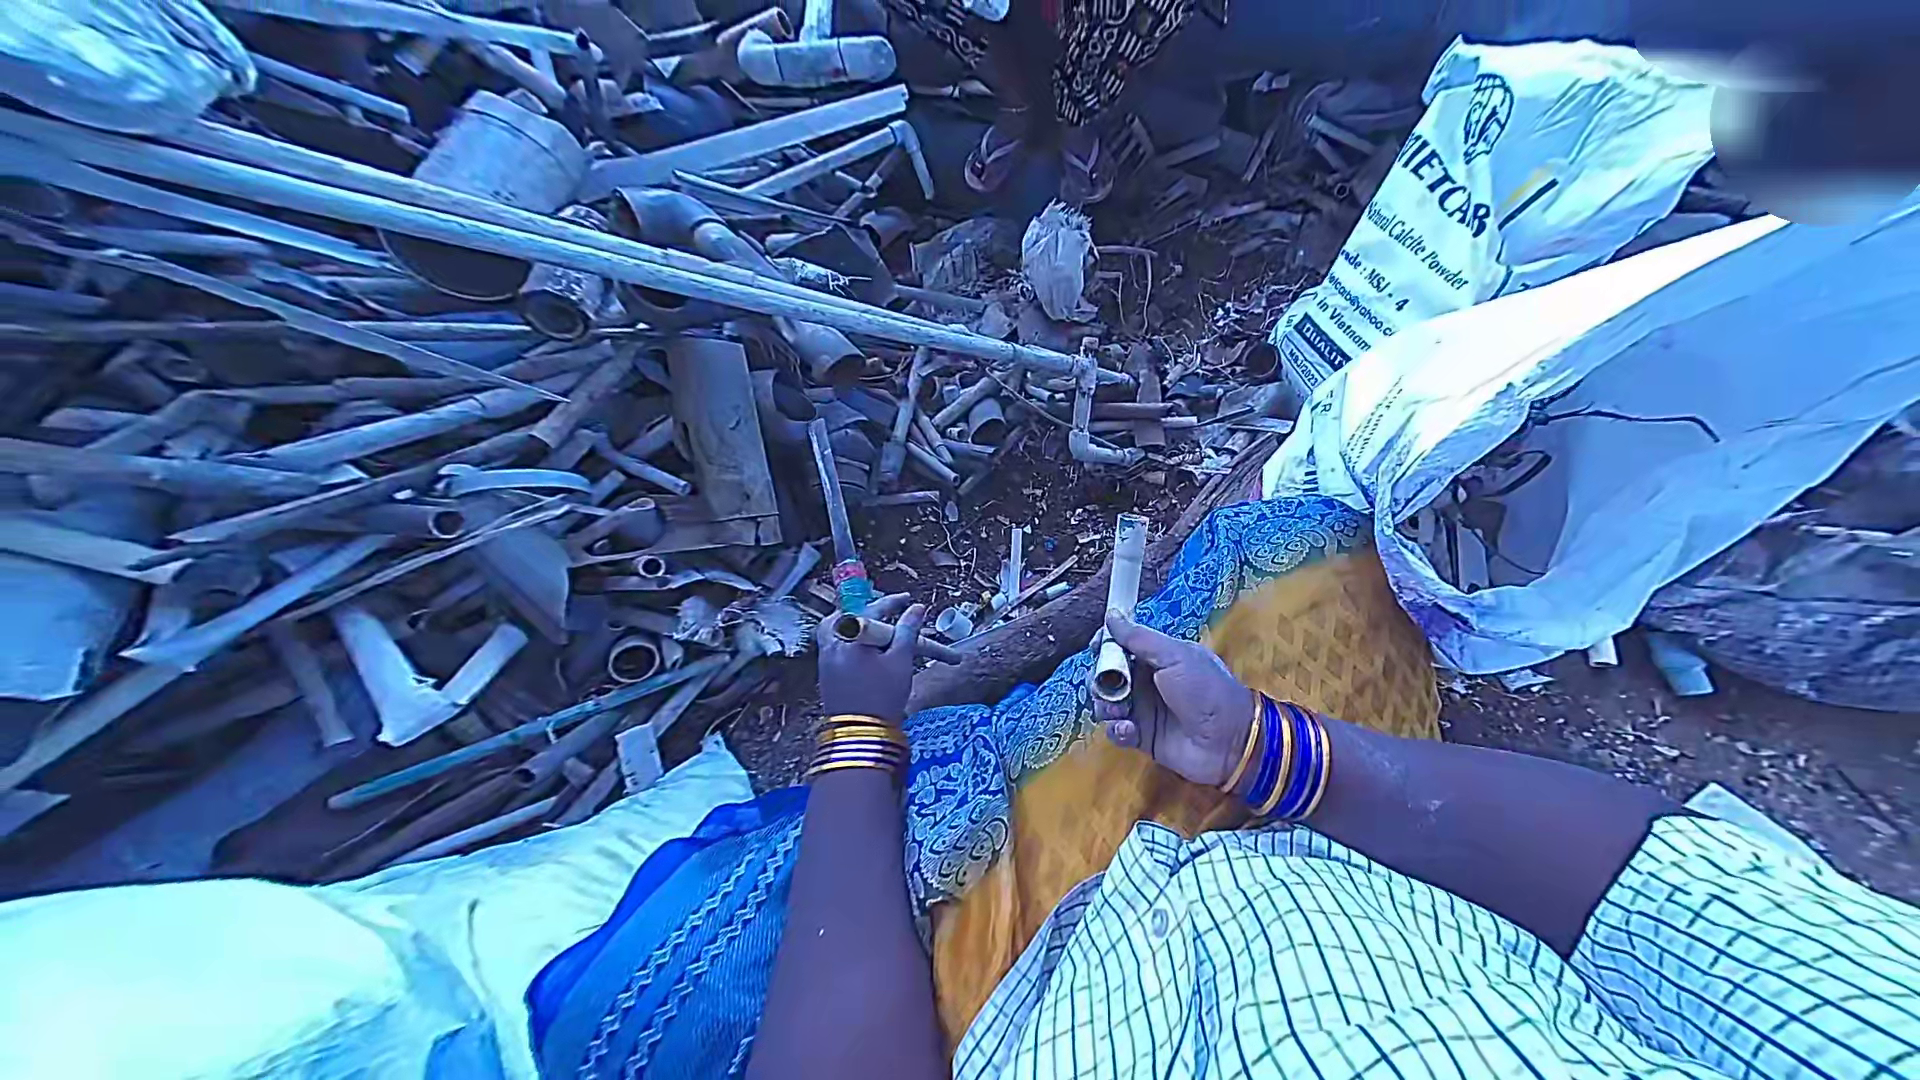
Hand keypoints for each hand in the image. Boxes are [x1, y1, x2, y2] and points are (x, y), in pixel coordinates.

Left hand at [816, 594, 927, 725]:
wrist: (861, 733)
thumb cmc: (883, 696)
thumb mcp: (901, 661)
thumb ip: (907, 631)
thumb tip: (916, 609)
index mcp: (849, 637)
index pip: (872, 610)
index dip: (892, 603)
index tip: (907, 600)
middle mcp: (832, 643)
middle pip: (847, 616)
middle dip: (869, 612)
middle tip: (888, 613)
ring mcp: (825, 658)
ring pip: (839, 630)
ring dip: (858, 626)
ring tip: (878, 631)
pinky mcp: (825, 672)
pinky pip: (836, 645)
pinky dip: (852, 641)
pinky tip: (867, 650)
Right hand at [1093, 610, 1254, 788]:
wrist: (1231, 741)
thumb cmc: (1206, 690)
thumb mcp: (1175, 656)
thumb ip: (1139, 638)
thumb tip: (1112, 615)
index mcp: (1156, 657)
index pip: (1120, 645)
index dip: (1105, 644)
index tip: (1096, 647)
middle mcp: (1146, 681)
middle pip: (1107, 674)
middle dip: (1100, 679)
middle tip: (1108, 686)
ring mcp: (1143, 709)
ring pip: (1106, 702)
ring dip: (1106, 705)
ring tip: (1120, 711)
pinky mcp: (1141, 736)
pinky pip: (1116, 729)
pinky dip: (1117, 729)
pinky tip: (1129, 729)